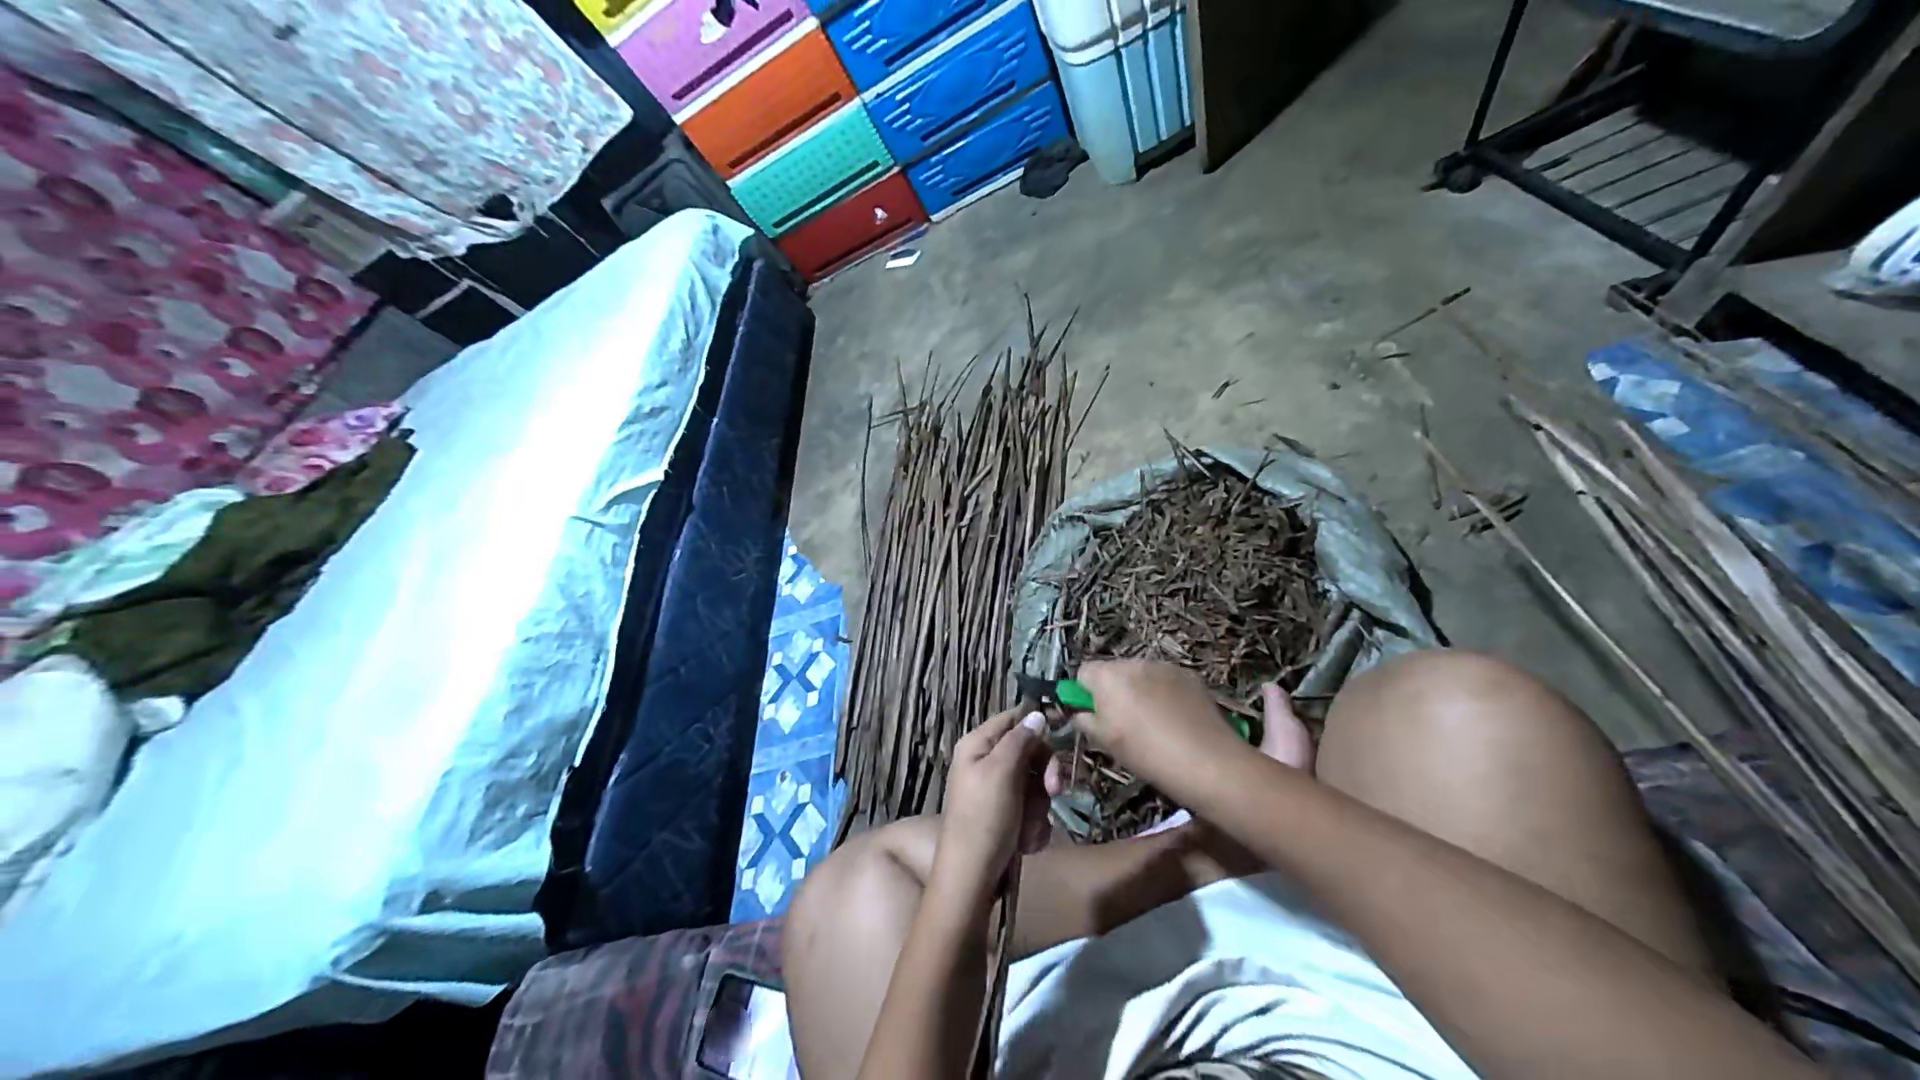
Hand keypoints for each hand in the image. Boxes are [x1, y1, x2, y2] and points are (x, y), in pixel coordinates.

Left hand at [934, 707, 1051, 890]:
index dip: (1037, 729)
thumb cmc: (984, 818)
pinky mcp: (1005, 816)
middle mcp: (985, 763)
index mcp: (977, 745)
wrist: (973, 877)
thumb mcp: (1002, 772)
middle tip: (1053, 791)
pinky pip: (1031, 810)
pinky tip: (1025, 841)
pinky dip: (1033, 826)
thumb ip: (1020, 739)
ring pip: (1034, 785)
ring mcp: (996, 792)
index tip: (1058, 744)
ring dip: (1038, 808)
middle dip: (1043, 776)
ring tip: (1027, 827)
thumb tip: (1036, 714)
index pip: (1013, 719)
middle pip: (1029, 753)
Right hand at [1073, 660, 1258, 795]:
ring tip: (1153, 723)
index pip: (1083, 672)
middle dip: (1114, 690)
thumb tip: (1082, 713)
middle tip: (1124, 723)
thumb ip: (1085, 721)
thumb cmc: (1146, 753)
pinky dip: (1164, 693)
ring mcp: (1164, 666)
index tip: (1095, 715)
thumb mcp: (1104, 743)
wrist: (1207, 761)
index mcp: (1107, 676)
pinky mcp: (1189, 675)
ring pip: (1140, 674)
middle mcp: (1134, 662)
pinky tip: (1175, 719)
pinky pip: (1165, 680)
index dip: (1086, 693)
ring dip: (1139, 690)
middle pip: (1113, 671)